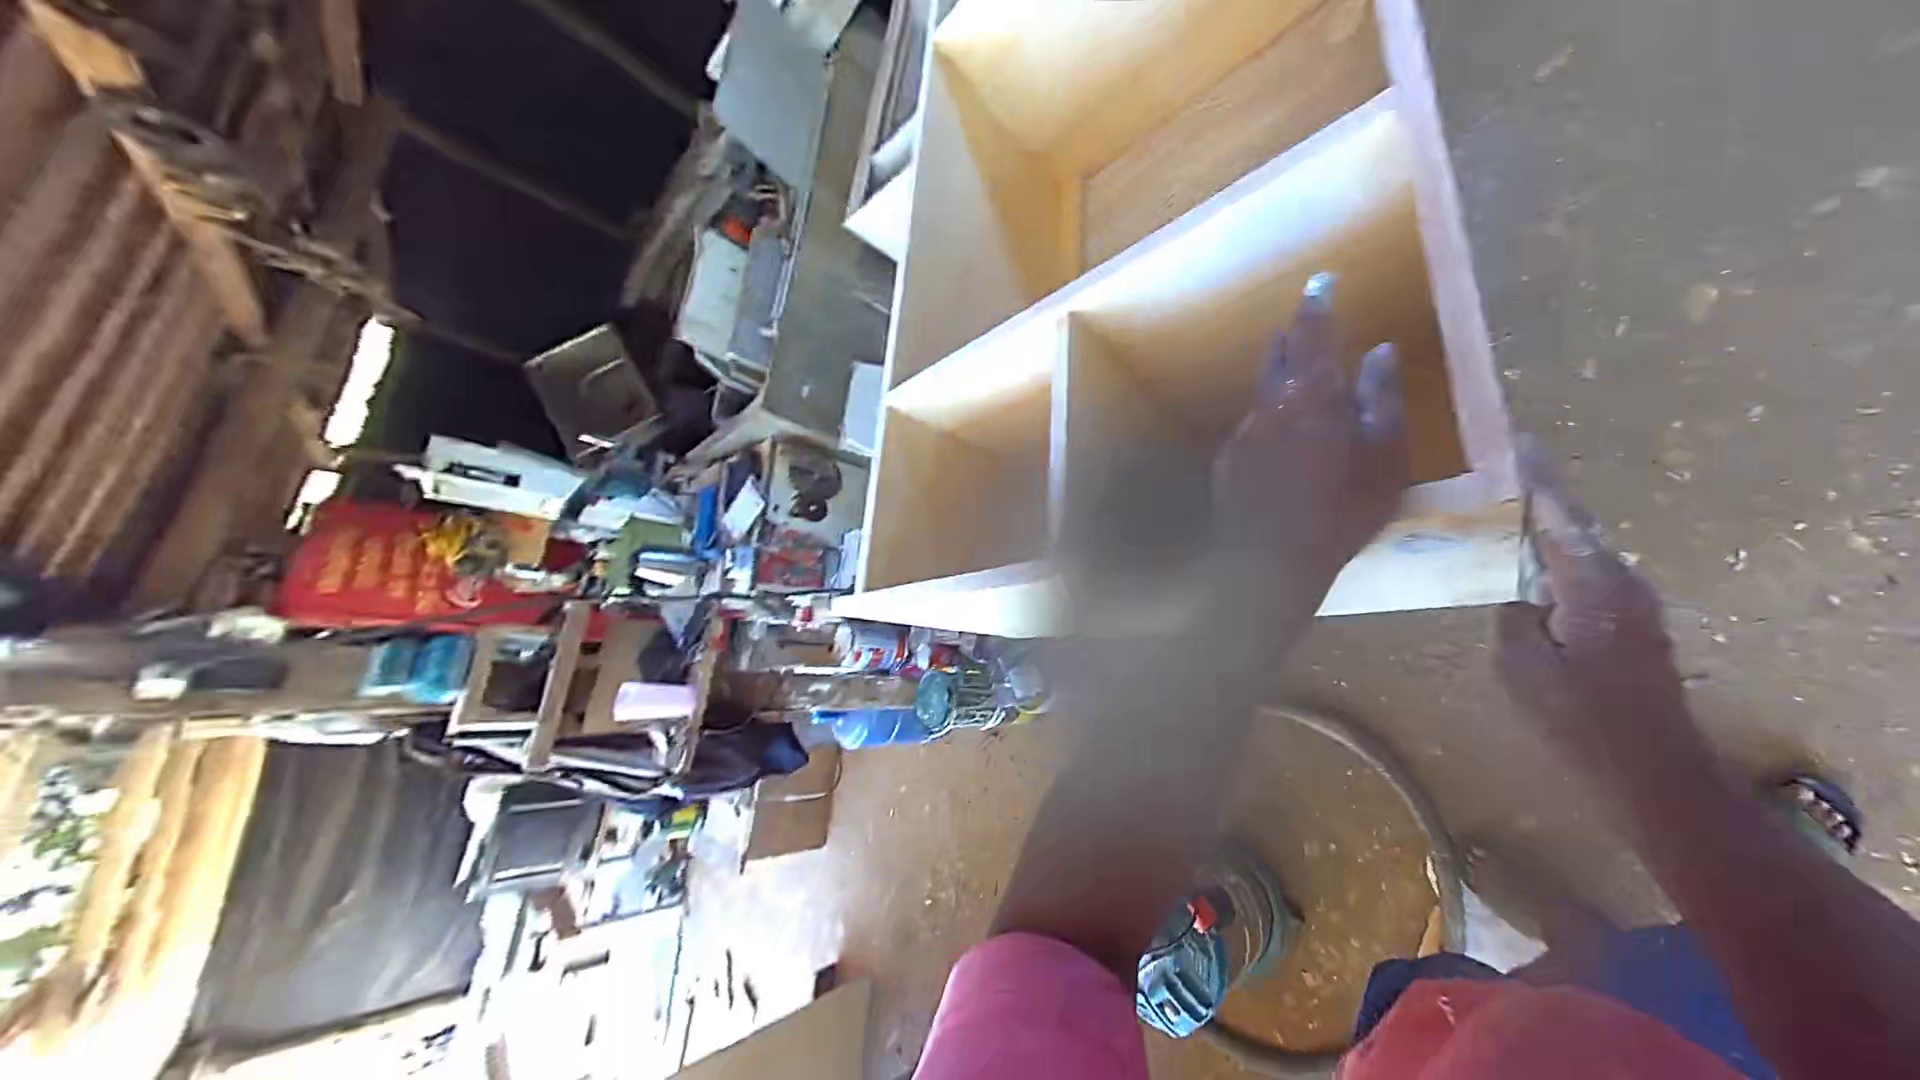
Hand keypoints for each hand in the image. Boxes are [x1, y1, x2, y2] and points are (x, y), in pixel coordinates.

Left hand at [1211, 273, 1408, 614]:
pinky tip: (1286, 447)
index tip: (1320, 280)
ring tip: (1305, 384)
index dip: (1317, 306)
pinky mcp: (1227, 461)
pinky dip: (1272, 422)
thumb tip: (1380, 353)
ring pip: (1265, 395)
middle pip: (1280, 358)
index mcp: (1312, 401)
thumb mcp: (1383, 463)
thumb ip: (1381, 402)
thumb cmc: (1340, 518)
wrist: (1266, 565)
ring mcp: (1242, 435)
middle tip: (1311, 323)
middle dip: (1297, 337)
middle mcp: (1269, 409)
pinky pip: (1254, 428)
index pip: (1313, 337)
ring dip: (1285, 382)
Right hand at [1496, 438, 1698, 776]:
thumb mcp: (1521, 663)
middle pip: (1573, 525)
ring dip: (1541, 526)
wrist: (1650, 770)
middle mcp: (1620, 583)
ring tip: (1496, 506)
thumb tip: (1515, 590)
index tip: (1512, 442)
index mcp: (1592, 586)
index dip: (1534, 479)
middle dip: (1536, 495)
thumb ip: (1514, 614)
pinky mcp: (1625, 621)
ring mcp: (1628, 602)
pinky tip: (1519, 558)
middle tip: (1493, 468)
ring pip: (1578, 548)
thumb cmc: (1578, 719)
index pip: (1559, 517)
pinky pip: (1581, 572)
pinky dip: (1550, 556)